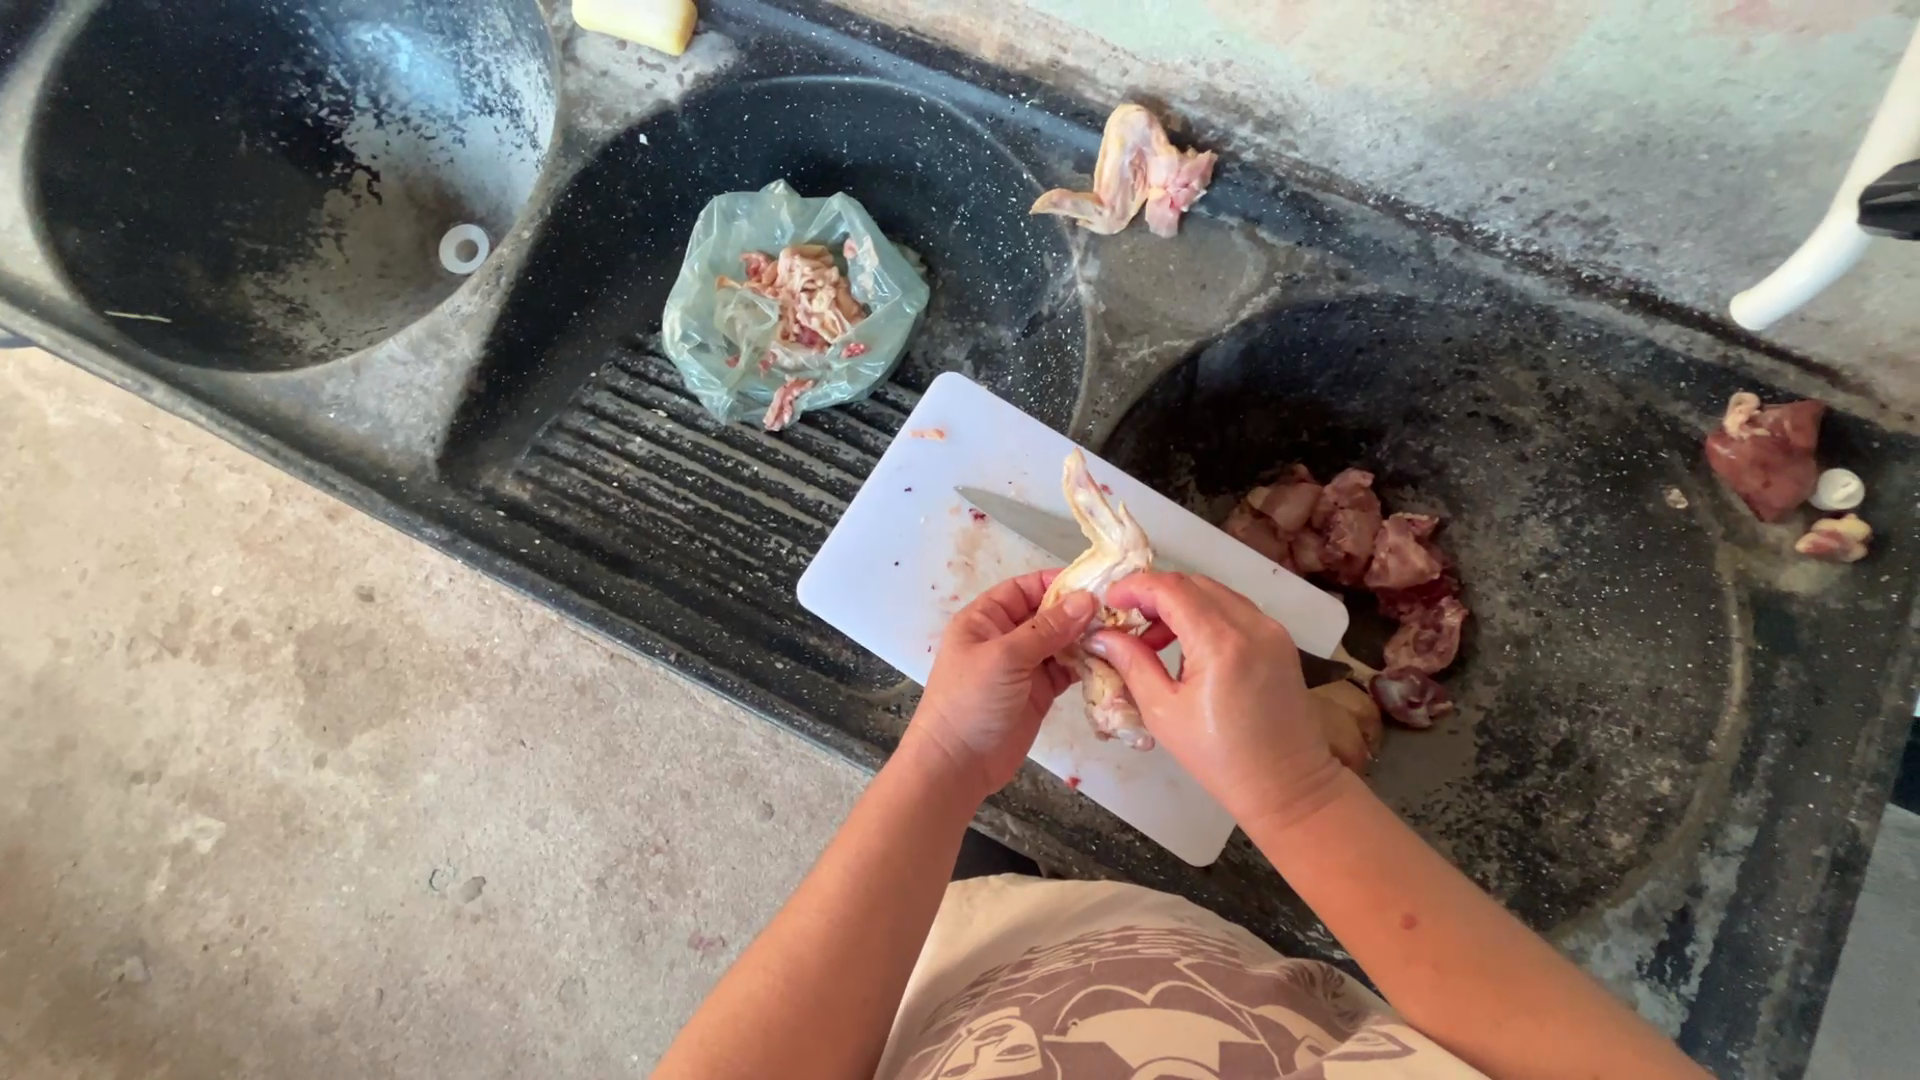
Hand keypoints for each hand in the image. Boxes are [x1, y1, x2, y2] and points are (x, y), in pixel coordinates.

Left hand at [905, 570, 1098, 801]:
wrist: (957, 765)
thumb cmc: (970, 702)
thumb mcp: (1005, 657)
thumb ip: (1047, 628)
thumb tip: (1085, 599)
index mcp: (985, 619)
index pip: (1024, 588)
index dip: (1056, 583)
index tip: (1094, 583)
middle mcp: (1004, 638)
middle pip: (1047, 614)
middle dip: (1078, 612)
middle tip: (1118, 611)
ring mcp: (1023, 666)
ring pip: (1060, 642)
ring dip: (1086, 639)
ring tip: (1120, 634)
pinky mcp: (1038, 692)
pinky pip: (1066, 670)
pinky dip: (1085, 665)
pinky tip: (1108, 660)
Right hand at [1089, 572, 1340, 828]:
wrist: (1289, 787)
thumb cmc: (1220, 759)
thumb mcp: (1163, 712)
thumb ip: (1132, 664)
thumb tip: (1101, 636)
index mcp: (1221, 644)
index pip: (1170, 589)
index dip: (1135, 587)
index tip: (1109, 602)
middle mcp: (1251, 625)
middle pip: (1192, 583)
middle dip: (1154, 594)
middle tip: (1125, 619)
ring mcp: (1271, 629)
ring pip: (1214, 592)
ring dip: (1178, 603)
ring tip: (1152, 637)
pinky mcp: (1279, 639)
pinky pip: (1233, 609)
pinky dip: (1203, 614)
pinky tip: (1186, 644)